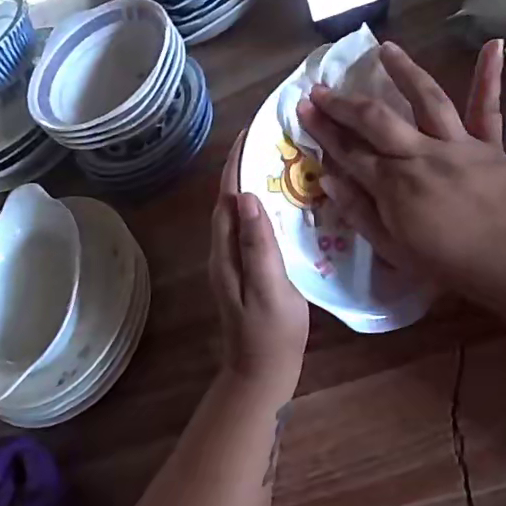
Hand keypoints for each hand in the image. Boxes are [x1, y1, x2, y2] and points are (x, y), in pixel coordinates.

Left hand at [210, 131, 309, 381]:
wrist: (262, 372)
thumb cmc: (271, 333)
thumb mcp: (269, 288)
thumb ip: (258, 245)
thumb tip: (247, 198)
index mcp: (225, 251)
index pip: (226, 197)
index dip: (235, 164)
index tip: (250, 133)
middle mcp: (223, 251)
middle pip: (229, 200)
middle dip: (243, 167)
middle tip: (271, 141)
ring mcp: (232, 262)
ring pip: (239, 213)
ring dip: (252, 185)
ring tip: (278, 162)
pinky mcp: (246, 270)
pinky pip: (250, 229)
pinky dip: (262, 209)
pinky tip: (282, 206)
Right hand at [297, 39, 505, 302]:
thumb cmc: (446, 262)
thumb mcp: (391, 248)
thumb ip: (358, 212)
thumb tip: (328, 180)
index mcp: (392, 184)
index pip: (348, 151)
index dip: (323, 129)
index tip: (303, 108)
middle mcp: (419, 154)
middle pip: (376, 120)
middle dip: (344, 102)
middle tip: (322, 87)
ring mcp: (455, 144)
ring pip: (426, 99)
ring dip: (403, 71)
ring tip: (384, 48)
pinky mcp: (486, 144)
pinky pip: (487, 108)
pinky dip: (490, 77)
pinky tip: (493, 45)